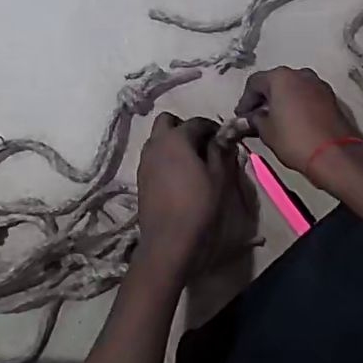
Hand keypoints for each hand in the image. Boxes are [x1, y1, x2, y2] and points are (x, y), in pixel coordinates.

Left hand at [134, 114, 232, 272]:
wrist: (168, 240)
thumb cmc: (198, 205)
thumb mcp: (218, 177)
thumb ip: (220, 152)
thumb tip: (222, 138)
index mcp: (176, 138)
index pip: (196, 122)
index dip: (212, 127)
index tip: (223, 138)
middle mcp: (155, 144)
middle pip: (167, 122)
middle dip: (185, 128)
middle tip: (202, 145)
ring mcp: (144, 161)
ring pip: (157, 139)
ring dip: (173, 142)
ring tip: (192, 161)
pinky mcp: (140, 177)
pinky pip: (153, 157)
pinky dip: (165, 157)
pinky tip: (179, 176)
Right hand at [236, 67, 362, 182]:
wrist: (335, 154)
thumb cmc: (294, 139)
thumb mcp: (266, 131)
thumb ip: (254, 119)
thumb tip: (251, 117)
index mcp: (281, 77)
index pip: (255, 82)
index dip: (245, 100)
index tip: (241, 116)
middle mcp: (301, 74)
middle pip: (276, 82)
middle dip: (264, 98)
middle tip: (256, 117)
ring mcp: (319, 84)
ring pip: (293, 88)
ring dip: (282, 100)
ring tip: (274, 120)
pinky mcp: (331, 97)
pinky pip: (307, 96)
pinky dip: (298, 104)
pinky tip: (293, 121)